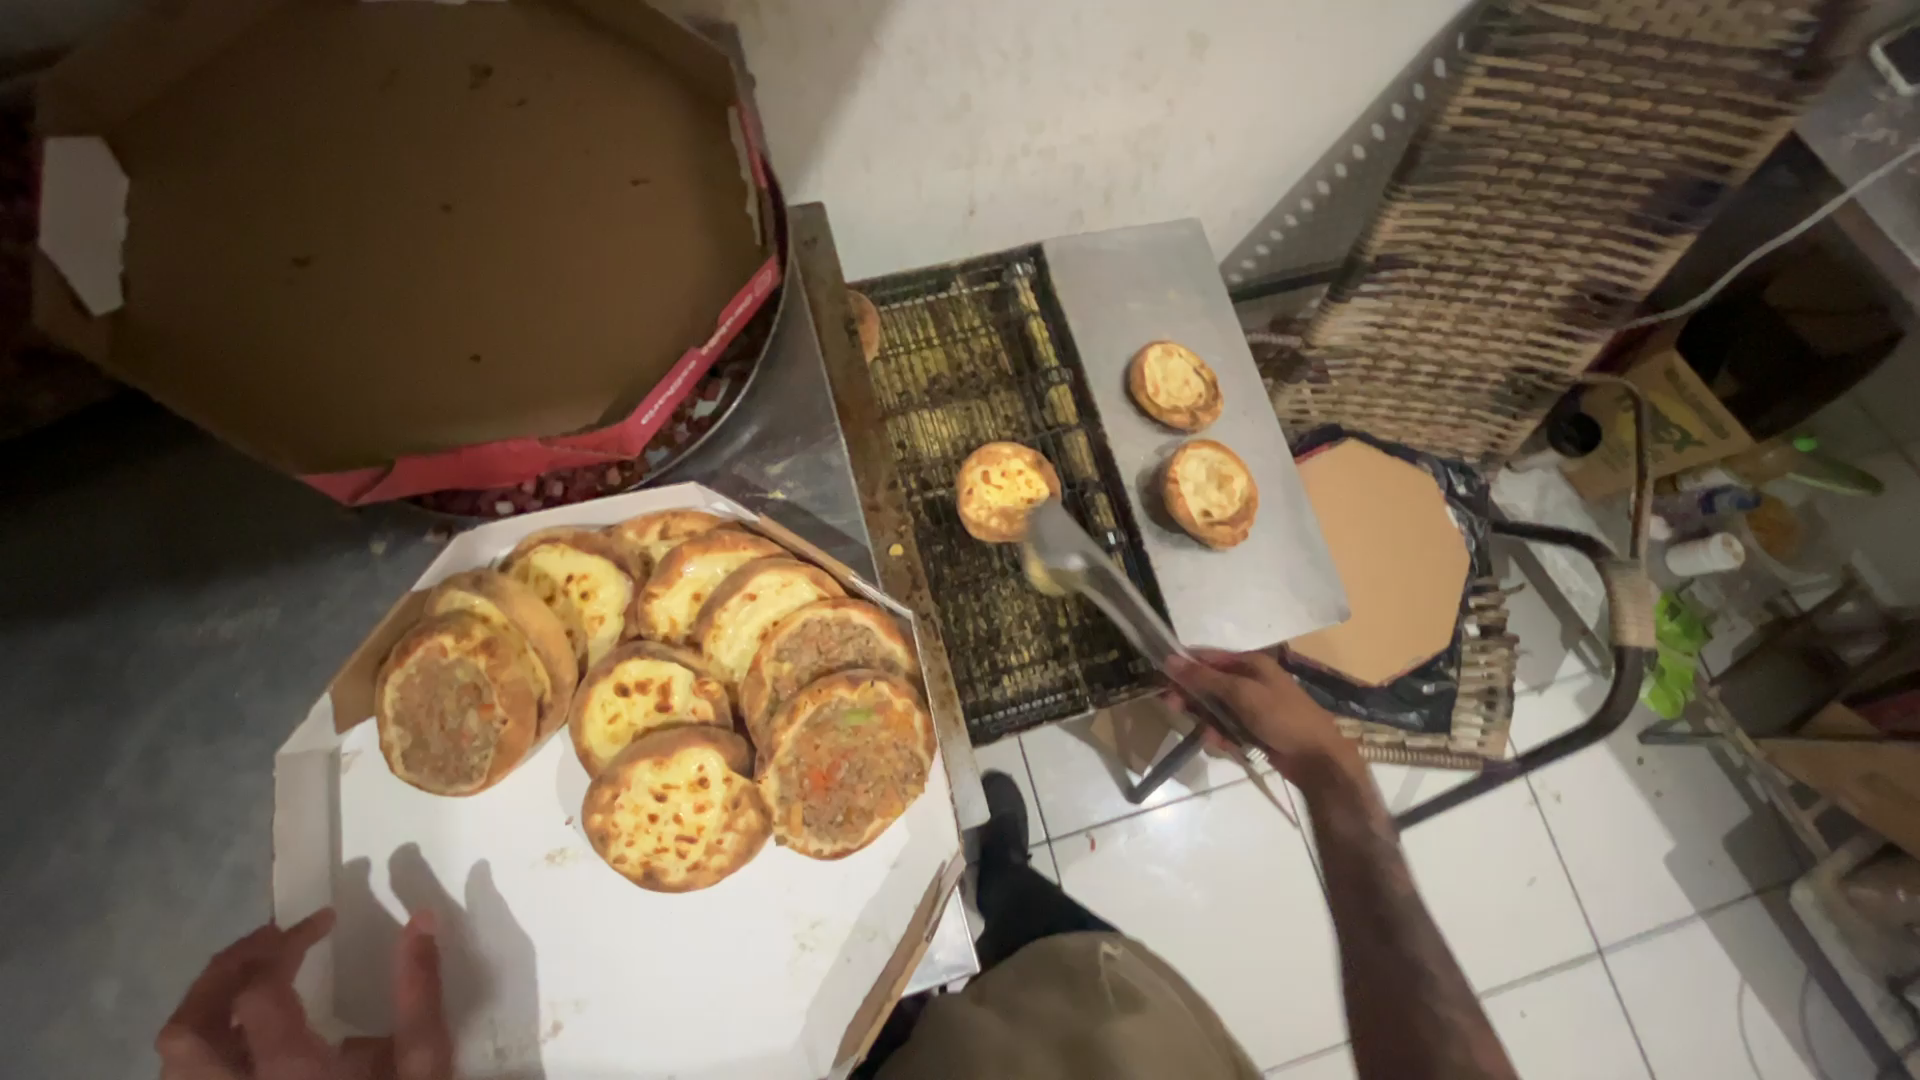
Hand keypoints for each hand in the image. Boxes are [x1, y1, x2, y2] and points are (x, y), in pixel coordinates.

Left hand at [156, 909, 451, 1079]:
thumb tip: (422, 919)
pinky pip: (185, 1076)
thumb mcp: (424, 1058)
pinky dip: (207, 1036)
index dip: (285, 944)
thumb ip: (419, 989)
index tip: (324, 919)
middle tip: (274, 938)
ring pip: (173, 1057)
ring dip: (208, 1002)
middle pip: (188, 1026)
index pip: (258, 992)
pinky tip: (247, 1026)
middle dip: (226, 968)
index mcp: (289, 1072)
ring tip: (256, 974)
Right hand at [1164, 648, 1363, 793]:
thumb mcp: (1241, 694)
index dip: (1182, 666)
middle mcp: (1250, 680)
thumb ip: (1204, 678)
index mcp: (1250, 663)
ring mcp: (1252, 706)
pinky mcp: (1254, 728)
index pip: (1206, 657)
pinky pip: (1227, 726)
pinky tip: (1223, 745)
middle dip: (1191, 696)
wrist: (1318, 759)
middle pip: (1208, 683)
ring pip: (1215, 707)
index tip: (1161, 679)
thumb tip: (1169, 659)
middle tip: (1172, 707)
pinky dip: (1222, 735)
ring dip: (1207, 720)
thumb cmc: (1282, 717)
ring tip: (1209, 735)